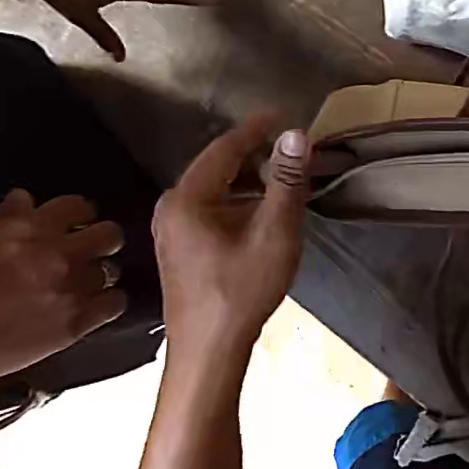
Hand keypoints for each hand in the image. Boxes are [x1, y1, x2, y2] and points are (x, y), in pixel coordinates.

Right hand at [0, 190, 128, 408]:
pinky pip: (115, 304)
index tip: (76, 222)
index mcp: (30, 229)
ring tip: (85, 282)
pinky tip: (96, 306)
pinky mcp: (76, 324)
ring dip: (100, 274)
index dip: (79, 214)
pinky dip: (109, 302)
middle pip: (110, 234)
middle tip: (89, 250)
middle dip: (101, 239)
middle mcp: (60, 255)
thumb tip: (23, 200)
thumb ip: (4, 221)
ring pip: (113, 270)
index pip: (78, 206)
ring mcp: (71, 290)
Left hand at [153, 115, 310, 358]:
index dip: (257, 129)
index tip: (286, 116)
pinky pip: (211, 211)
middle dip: (256, 156)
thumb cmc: (241, 291)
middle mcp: (172, 207)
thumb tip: (296, 135)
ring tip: (285, 182)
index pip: (225, 147)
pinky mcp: (179, 248)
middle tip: (293, 152)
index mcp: (187, 198)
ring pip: (216, 191)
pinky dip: (239, 205)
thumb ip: (285, 182)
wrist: (209, 351)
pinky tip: (264, 214)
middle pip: (218, 167)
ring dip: (250, 183)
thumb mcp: (273, 233)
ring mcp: (172, 229)